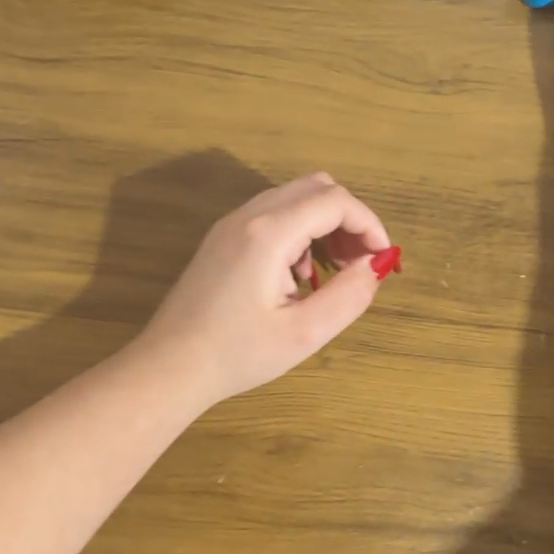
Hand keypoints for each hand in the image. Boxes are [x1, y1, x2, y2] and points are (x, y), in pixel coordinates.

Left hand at [136, 173, 393, 404]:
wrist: (170, 365)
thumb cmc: (238, 353)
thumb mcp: (305, 332)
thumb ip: (349, 295)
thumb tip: (376, 265)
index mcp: (270, 232)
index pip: (335, 200)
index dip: (369, 224)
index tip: (382, 259)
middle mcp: (249, 215)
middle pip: (315, 188)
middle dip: (348, 219)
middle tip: (360, 262)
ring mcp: (230, 224)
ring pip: (293, 198)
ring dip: (323, 224)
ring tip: (333, 272)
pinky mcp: (221, 238)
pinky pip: (272, 215)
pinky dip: (299, 231)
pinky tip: (298, 276)